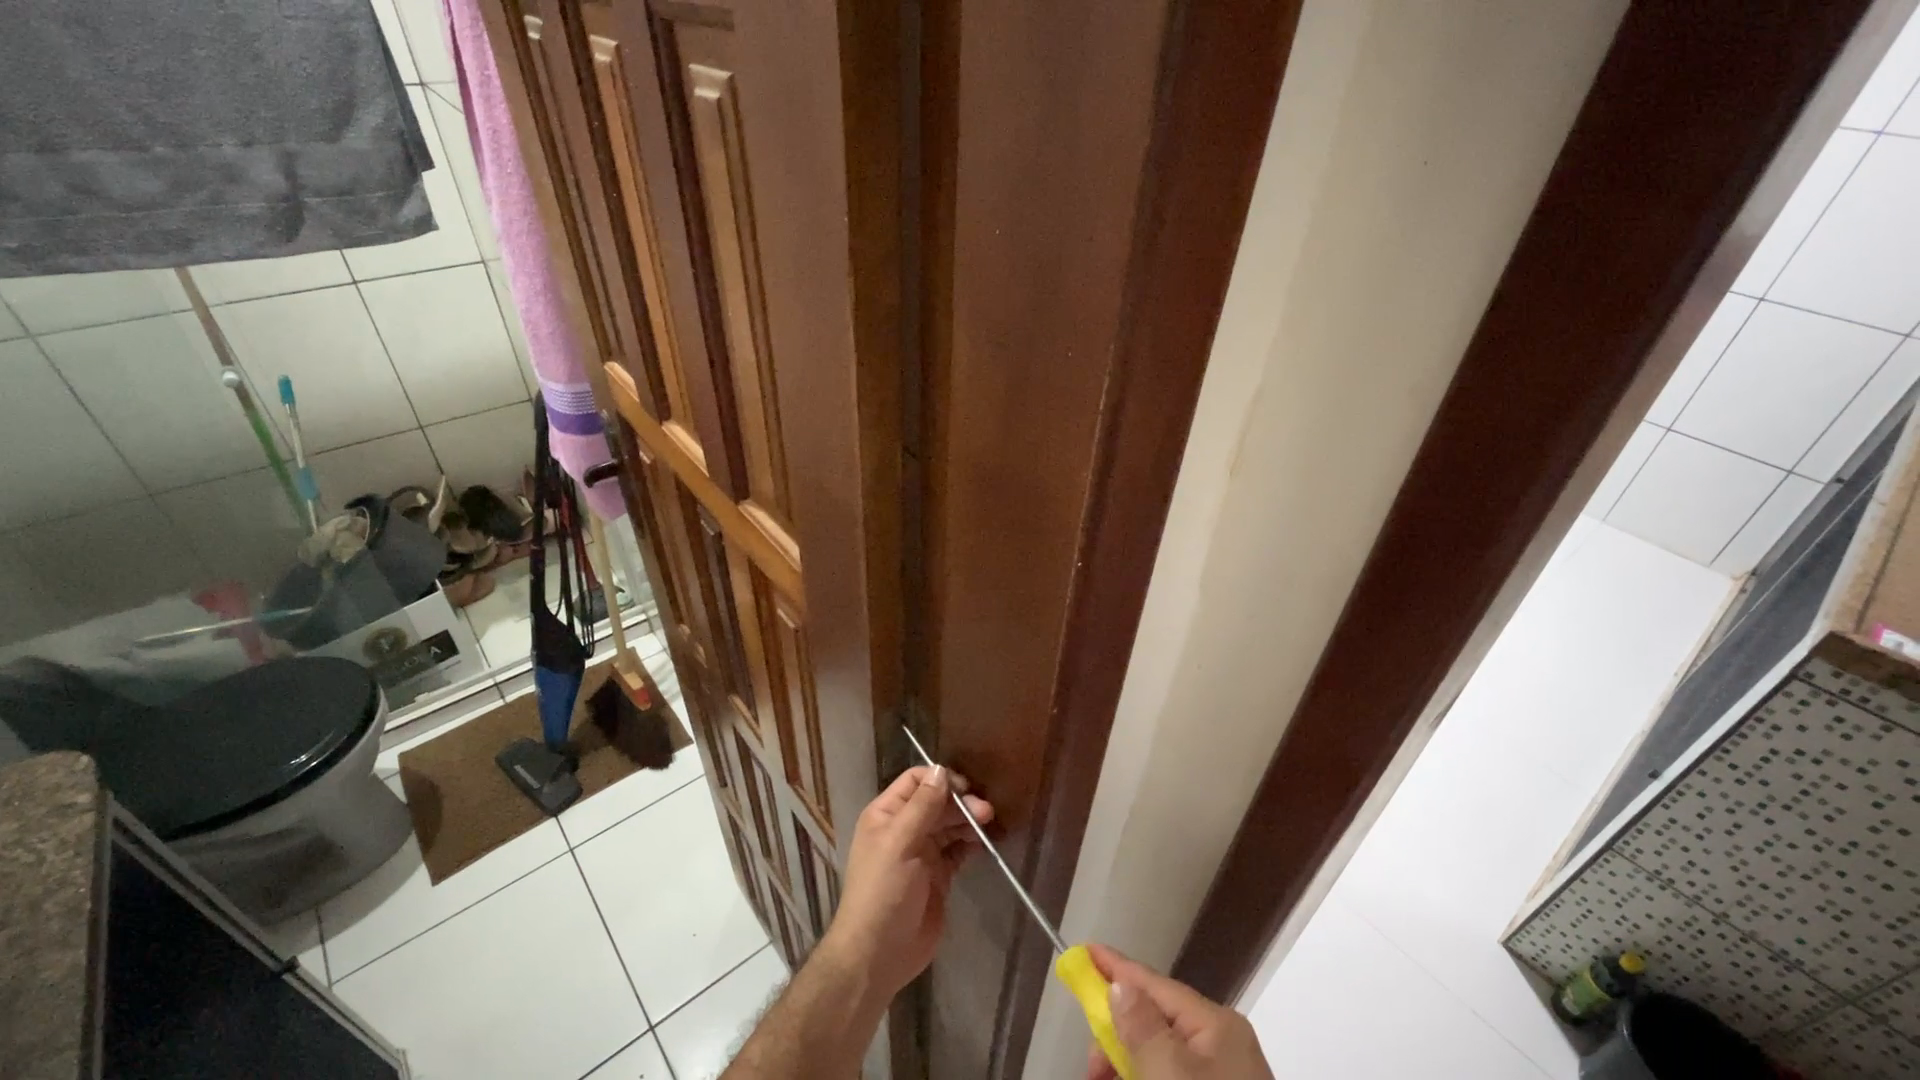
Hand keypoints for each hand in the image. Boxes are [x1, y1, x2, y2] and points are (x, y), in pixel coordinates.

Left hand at [819, 765, 993, 1000]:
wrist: (880, 952)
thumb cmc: (883, 891)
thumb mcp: (899, 843)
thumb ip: (922, 807)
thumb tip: (940, 770)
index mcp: (886, 815)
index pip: (915, 782)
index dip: (940, 780)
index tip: (965, 789)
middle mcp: (904, 829)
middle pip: (937, 803)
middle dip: (961, 802)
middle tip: (986, 812)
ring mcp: (922, 853)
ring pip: (950, 825)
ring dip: (969, 821)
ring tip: (989, 824)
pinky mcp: (938, 876)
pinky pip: (957, 850)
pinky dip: (971, 843)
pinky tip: (986, 842)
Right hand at [1084, 945, 1272, 1079]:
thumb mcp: (1168, 1072)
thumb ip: (1141, 1025)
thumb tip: (1121, 984)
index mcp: (1214, 1024)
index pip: (1155, 983)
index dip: (1115, 966)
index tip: (1083, 952)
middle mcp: (1221, 1044)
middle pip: (1154, 1022)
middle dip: (1115, 1039)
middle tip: (1090, 1070)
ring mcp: (1221, 1075)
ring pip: (1159, 1056)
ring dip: (1126, 1066)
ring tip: (1101, 1079)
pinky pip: (1170, 1077)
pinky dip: (1145, 1077)